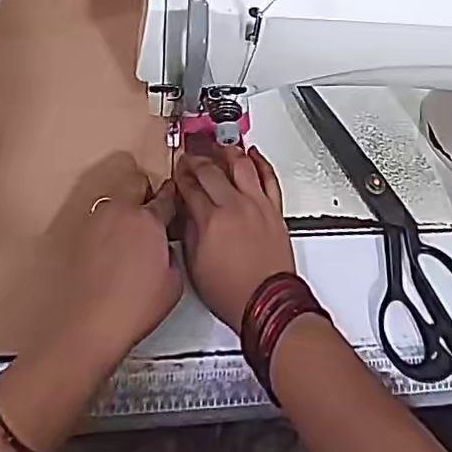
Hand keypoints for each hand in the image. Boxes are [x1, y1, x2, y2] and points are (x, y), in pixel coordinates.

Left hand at [48, 174, 183, 367]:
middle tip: (154, 214)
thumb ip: (173, 253)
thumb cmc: (133, 306)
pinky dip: (109, 228)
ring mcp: (97, 221)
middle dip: (147, 193)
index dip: (173, 198)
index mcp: (148, 219)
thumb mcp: (174, 282)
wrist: (91, 324)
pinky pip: (101, 220)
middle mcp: (120, 212)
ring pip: (116, 201)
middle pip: (136, 182)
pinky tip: (115, 253)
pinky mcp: (80, 235)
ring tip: (133, 239)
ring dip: (126, 211)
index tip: (174, 201)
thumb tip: (166, 248)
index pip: (166, 196)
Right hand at [173, 143, 295, 333]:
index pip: (190, 186)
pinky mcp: (274, 210)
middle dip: (196, 160)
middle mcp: (234, 207)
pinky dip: (262, 163)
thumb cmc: (233, 292)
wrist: (266, 303)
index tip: (178, 173)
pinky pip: (269, 178)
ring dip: (228, 153)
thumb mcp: (195, 265)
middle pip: (211, 170)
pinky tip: (254, 155)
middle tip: (191, 157)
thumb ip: (189, 232)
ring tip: (219, 148)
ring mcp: (256, 206)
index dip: (180, 176)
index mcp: (210, 220)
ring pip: (241, 165)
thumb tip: (186, 213)